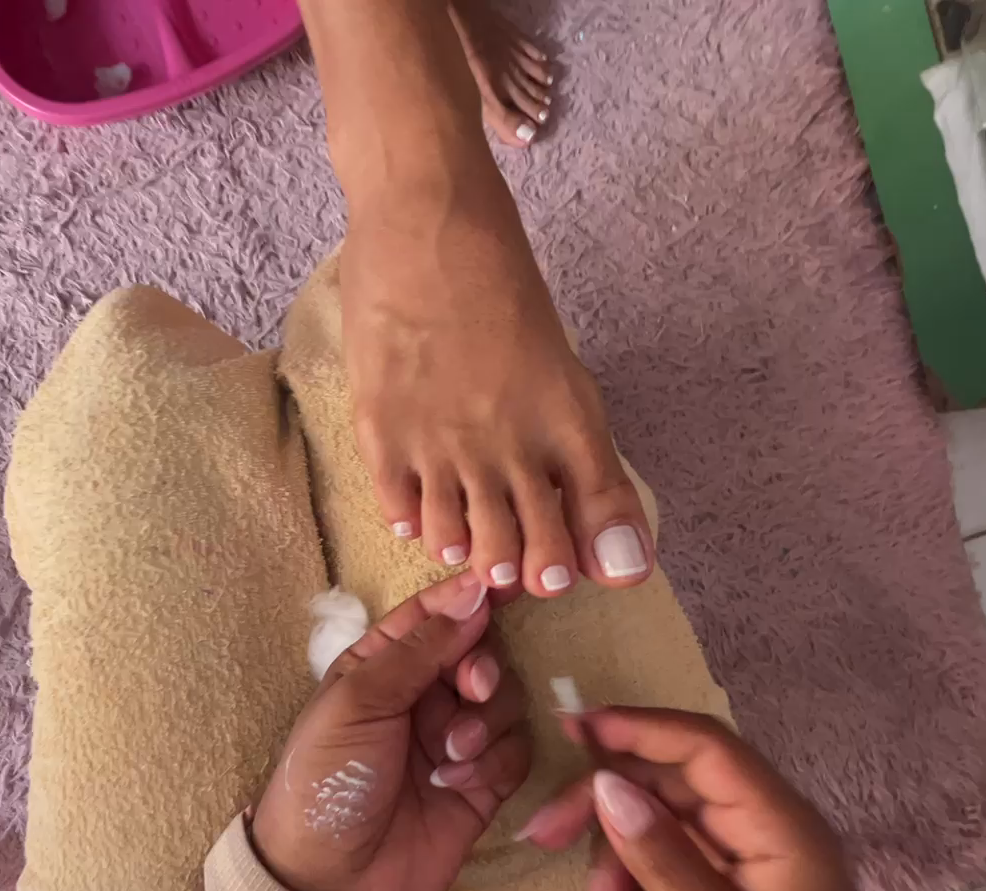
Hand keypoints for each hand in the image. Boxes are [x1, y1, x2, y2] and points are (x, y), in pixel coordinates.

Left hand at [251, 574, 531, 890]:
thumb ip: (420, 647)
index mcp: (383, 664)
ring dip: (485, 722)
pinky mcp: (483, 783)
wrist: (330, 884)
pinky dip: (496, 761)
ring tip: (450, 755)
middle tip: (470, 690)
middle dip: (481, 668)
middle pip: (479, 654)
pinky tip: (458, 784)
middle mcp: (423, 694)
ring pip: (505, 701)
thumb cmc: (329, 778)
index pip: (434, 615)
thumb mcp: (360, 701)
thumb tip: (474, 590)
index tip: (506, 585)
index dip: (469, 597)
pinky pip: (516, 750)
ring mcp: (455, 738)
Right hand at [342, 182, 653, 599]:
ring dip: (466, 548)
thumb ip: (576, 452)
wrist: (426, 225)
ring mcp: (441, 445)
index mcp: (566, 423)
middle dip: (521, 569)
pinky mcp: (384, 434)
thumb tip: (601, 539)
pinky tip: (416, 506)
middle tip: (510, 558)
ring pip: (458, 545)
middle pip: (520, 553)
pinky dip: (412, 521)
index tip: (563, 571)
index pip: (592, 523)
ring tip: (462, 532)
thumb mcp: (561, 366)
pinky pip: (399, 513)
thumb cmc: (501, 285)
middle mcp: (507, 446)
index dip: (582, 561)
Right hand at [521, 708, 958, 890]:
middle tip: (544, 834)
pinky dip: (633, 883)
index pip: (703, 745)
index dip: (636, 725)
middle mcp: (760, 821)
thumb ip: (664, 862)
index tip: (572, 727)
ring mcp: (742, 846)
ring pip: (655, 816)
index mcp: (780, 826)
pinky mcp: (726, 872)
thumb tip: (605, 785)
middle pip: (665, 779)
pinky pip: (663, 853)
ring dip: (616, 859)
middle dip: (602, 804)